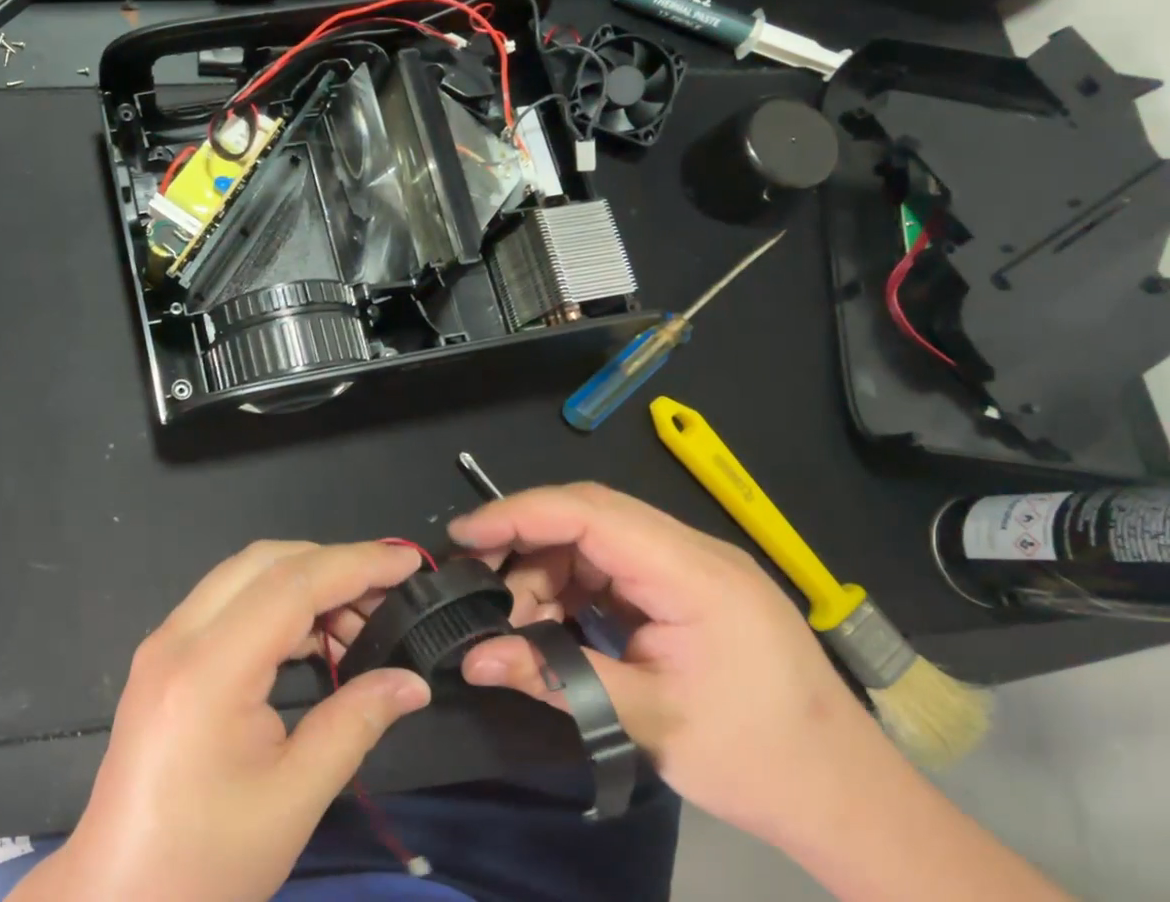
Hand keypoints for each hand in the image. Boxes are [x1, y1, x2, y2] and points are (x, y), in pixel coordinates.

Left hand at [14, 540, 431, 901]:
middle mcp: (177, 639)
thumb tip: (411, 681)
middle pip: (261, 563)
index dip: (354, 565)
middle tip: (389, 593)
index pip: (290, 585)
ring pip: (240, 578)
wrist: (122, 894)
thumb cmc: (209, 856)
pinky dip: (273, 606)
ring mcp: (162, 646)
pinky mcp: (162, 661)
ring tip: (359, 624)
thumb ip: (355, 724)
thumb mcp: (296, 796)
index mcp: (208, 670)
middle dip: (330, 564)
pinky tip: (313, 641)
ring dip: (301, 583)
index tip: (408, 561)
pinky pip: (223, 606)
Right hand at [450, 483, 893, 843]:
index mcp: (694, 574)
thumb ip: (555, 676)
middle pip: (591, 516)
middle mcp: (695, 554)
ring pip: (597, 541)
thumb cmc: (756, 758)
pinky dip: (574, 589)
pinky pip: (616, 568)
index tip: (463, 536)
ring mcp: (695, 570)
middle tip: (481, 588)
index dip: (519, 515)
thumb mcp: (646, 718)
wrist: (847, 797)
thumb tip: (473, 658)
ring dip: (548, 572)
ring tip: (521, 623)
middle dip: (526, 543)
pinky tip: (555, 625)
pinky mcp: (690, 591)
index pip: (590, 513)